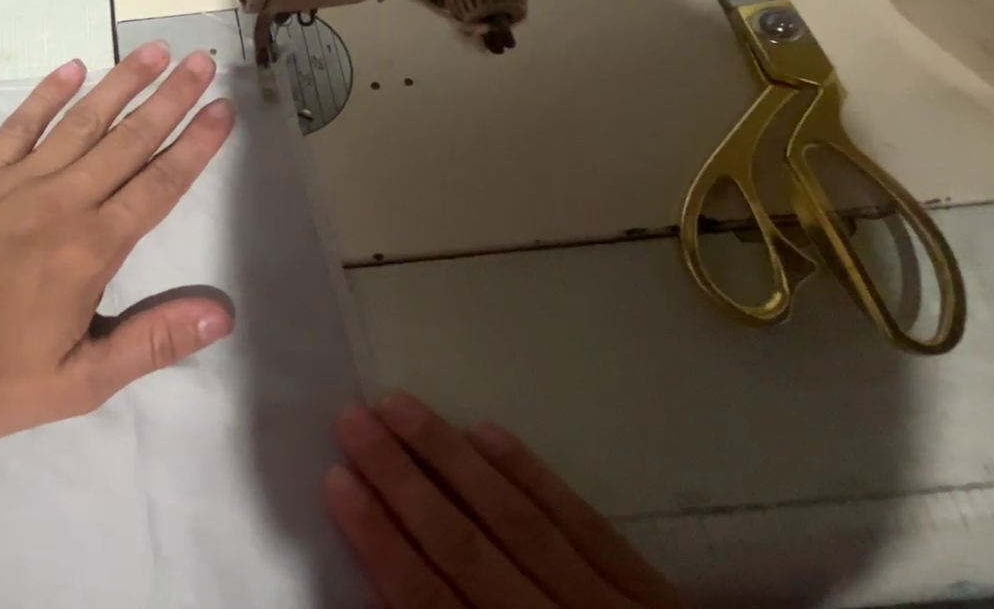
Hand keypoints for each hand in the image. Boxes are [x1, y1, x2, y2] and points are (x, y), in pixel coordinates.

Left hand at [0, 43, 236, 501]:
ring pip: (80, 122)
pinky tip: (71, 68)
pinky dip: (45, 95)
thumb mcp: (78, 383)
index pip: (158, 185)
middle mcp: (59, 202)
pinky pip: (17, 126)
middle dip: (170, 98)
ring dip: (120, 83)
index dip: (196, 145)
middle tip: (203, 59)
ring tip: (154, 51)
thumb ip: (151, 342)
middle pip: (127, 140)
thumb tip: (222, 314)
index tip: (224, 108)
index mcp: (90, 250)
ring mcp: (13, 184)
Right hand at [326, 393, 686, 608]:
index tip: (337, 479)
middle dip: (401, 479)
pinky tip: (487, 431)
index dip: (378, 539)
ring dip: (452, 458)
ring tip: (401, 406)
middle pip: (464, 549)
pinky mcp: (656, 599)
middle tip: (354, 418)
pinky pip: (587, 526)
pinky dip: (534, 477)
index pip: (429, 602)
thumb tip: (379, 592)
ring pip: (518, 523)